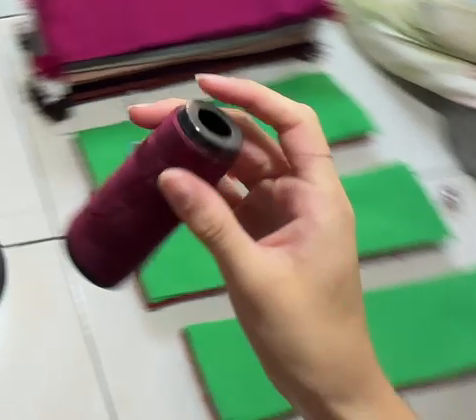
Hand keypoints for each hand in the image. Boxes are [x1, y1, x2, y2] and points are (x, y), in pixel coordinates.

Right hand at [132, 74, 411, 419]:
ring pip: (234, 163)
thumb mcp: (256, 277)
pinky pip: (224, 192)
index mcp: (317, 197)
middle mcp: (298, 195)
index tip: (203, 85)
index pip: (294, 125)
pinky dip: (195, 180)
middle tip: (147, 116)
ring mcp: (277, 213)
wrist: (328, 391)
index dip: (253, 95)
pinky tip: (164, 174)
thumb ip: (212, 223)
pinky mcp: (257, 232)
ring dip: (194, 148)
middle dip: (202, 121)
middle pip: (251, 138)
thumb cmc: (307, 333)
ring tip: (147, 136)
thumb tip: (167, 174)